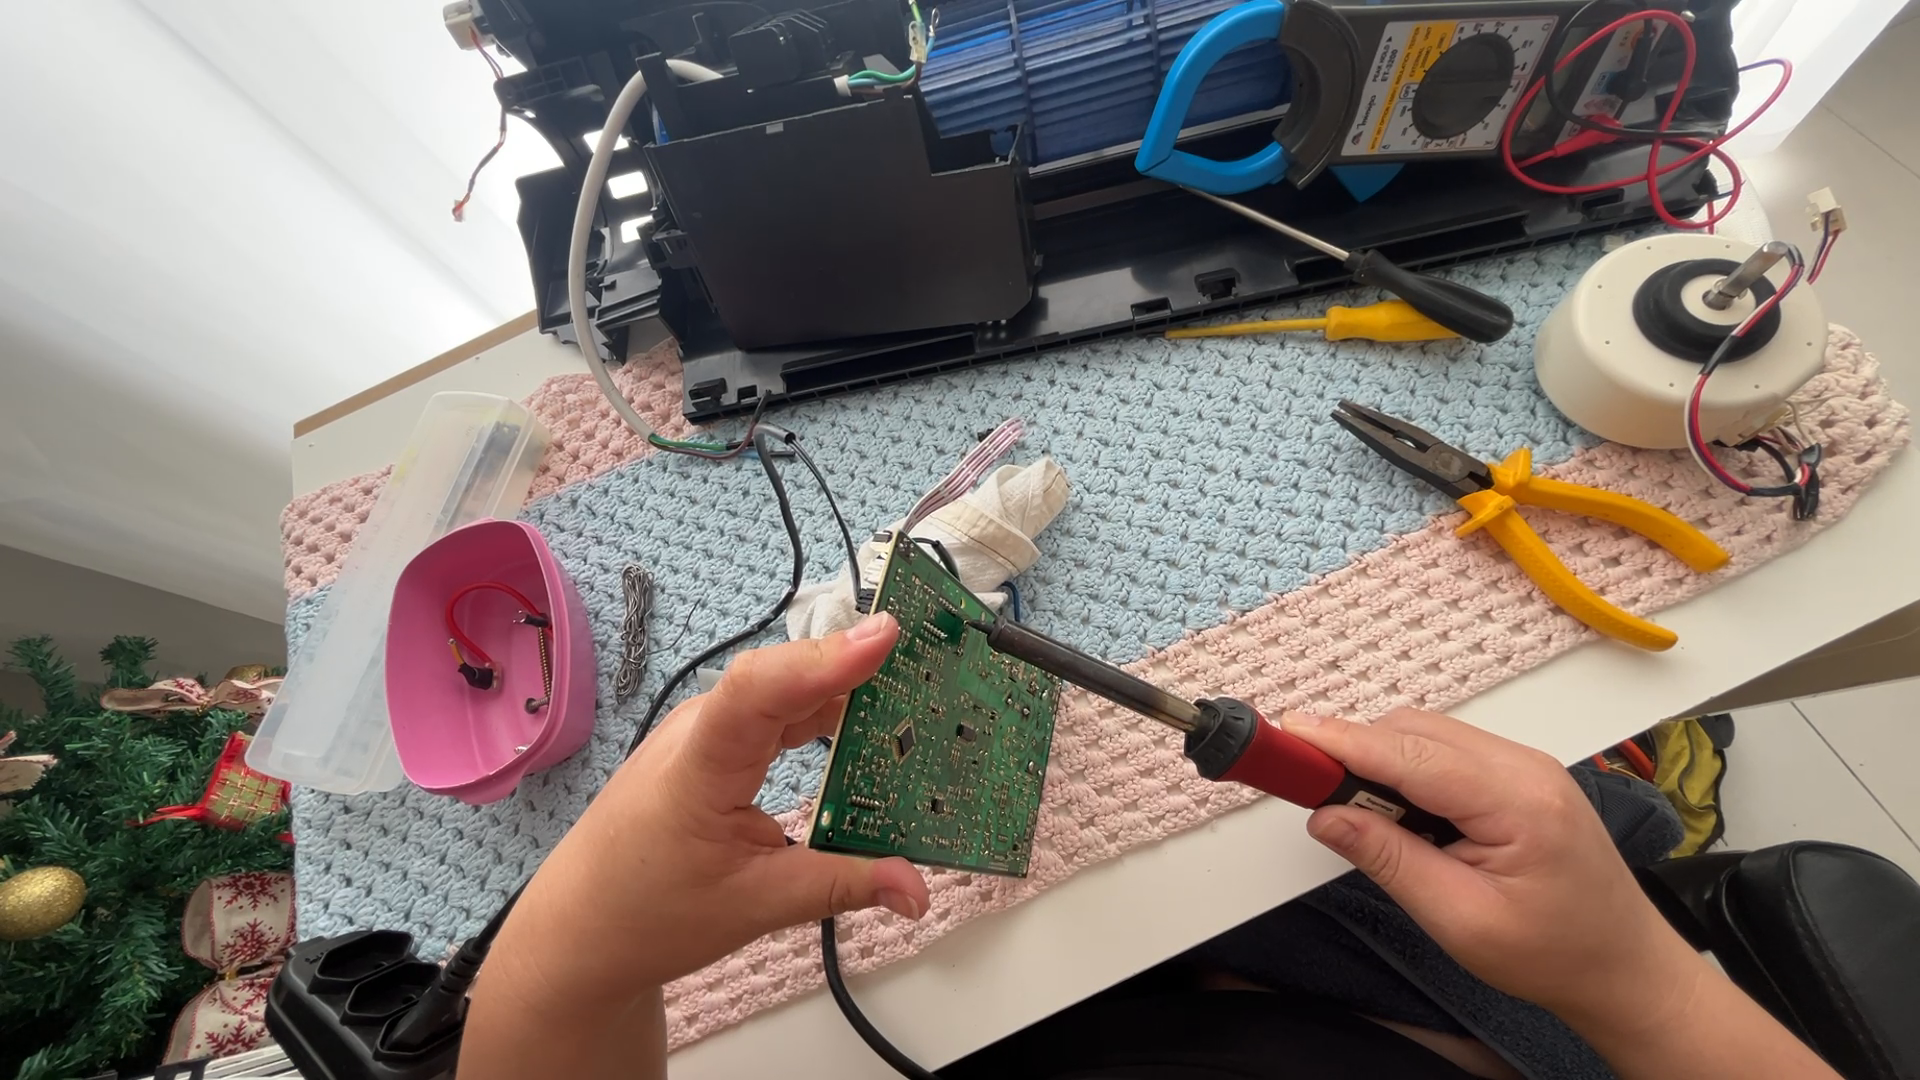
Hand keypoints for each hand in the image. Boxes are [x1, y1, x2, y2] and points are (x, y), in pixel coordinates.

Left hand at [487, 612, 930, 997]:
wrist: (578, 929)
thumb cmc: (648, 914)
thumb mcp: (755, 905)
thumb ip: (842, 887)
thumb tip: (918, 890)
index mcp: (700, 765)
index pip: (759, 690)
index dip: (824, 657)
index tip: (886, 635)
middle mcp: (703, 729)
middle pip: (780, 675)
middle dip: (850, 658)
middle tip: (923, 649)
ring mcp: (709, 730)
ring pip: (782, 687)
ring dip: (841, 681)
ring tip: (908, 676)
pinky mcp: (719, 742)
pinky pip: (776, 709)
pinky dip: (822, 706)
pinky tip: (859, 715)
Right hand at [1281, 708, 1694, 1018]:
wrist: (1630, 973)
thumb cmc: (1554, 957)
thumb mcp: (1460, 920)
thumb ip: (1388, 859)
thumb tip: (1324, 815)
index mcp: (1518, 802)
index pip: (1410, 756)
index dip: (1342, 741)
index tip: (1287, 734)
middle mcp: (1521, 765)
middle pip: (1412, 732)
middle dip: (1354, 749)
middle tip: (1312, 786)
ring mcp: (1520, 762)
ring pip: (1421, 732)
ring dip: (1377, 757)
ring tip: (1359, 808)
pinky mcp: (1512, 770)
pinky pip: (1438, 746)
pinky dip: (1401, 764)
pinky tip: (1396, 805)